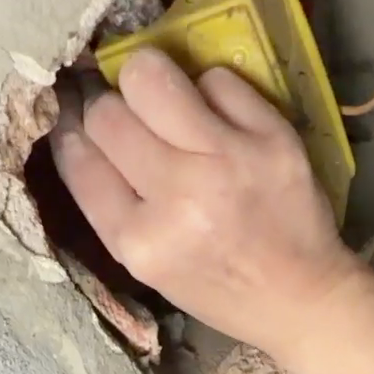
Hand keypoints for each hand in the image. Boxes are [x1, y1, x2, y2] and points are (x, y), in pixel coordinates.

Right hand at [50, 49, 363, 356]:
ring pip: (150, 75)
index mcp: (140, 243)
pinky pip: (214, 78)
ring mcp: (226, 162)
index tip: (84, 125)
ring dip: (149, 84)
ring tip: (168, 108)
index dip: (74, 133)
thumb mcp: (150, 268)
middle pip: (107, 112)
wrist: (300, 298)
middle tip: (134, 124)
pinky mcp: (271, 137)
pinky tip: (219, 123)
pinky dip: (210, 93)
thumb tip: (76, 128)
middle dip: (111, 112)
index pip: (79, 158)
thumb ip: (112, 206)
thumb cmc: (220, 289)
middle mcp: (178, 198)